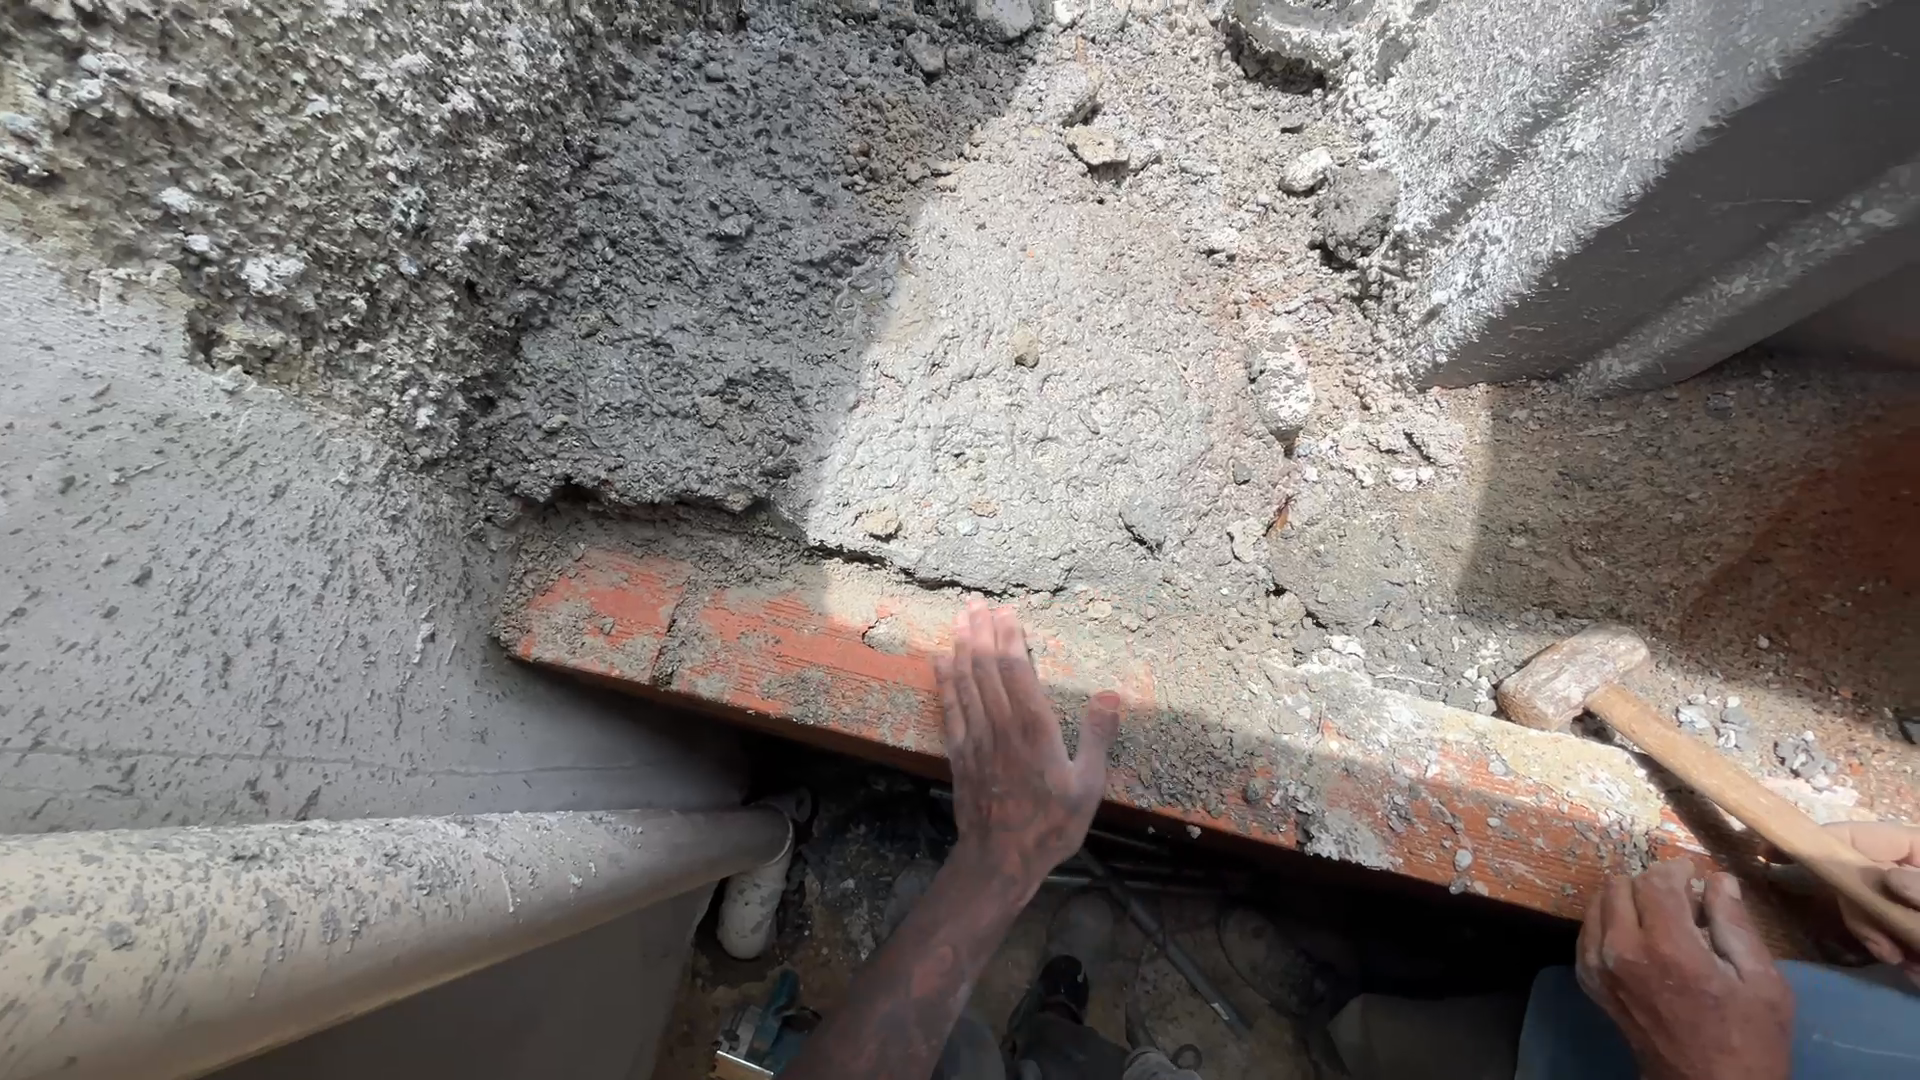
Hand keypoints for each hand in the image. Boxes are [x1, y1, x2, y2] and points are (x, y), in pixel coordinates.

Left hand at [933, 600, 1119, 900]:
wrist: (1000, 860)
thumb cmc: (1051, 825)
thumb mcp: (1088, 786)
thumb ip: (1098, 737)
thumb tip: (1111, 695)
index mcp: (1034, 729)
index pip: (1017, 670)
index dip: (1010, 637)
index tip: (1006, 611)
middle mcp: (1001, 724)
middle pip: (986, 667)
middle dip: (982, 631)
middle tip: (976, 603)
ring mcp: (975, 736)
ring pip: (965, 680)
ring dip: (962, 646)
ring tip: (960, 618)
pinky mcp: (959, 751)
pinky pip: (949, 706)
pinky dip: (944, 679)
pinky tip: (940, 660)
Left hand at [1576, 860, 1792, 1079]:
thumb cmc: (1748, 1038)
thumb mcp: (1762, 984)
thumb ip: (1736, 925)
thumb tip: (1718, 880)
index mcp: (1668, 949)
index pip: (1655, 883)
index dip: (1673, 870)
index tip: (1690, 870)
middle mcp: (1621, 948)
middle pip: (1620, 886)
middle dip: (1649, 883)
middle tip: (1679, 897)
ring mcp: (1596, 961)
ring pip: (1598, 902)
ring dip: (1626, 898)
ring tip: (1660, 916)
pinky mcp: (1584, 973)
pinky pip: (1589, 927)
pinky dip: (1610, 920)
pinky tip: (1638, 934)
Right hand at [1821, 821, 1919, 983]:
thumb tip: (1887, 880)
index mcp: (1917, 849)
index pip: (1851, 836)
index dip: (1809, 843)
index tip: (1770, 857)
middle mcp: (1908, 869)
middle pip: (1854, 878)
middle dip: (1862, 914)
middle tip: (1885, 951)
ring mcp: (1911, 902)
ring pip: (1872, 911)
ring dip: (1886, 942)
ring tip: (1913, 970)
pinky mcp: (1917, 930)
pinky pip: (1896, 937)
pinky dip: (1905, 957)